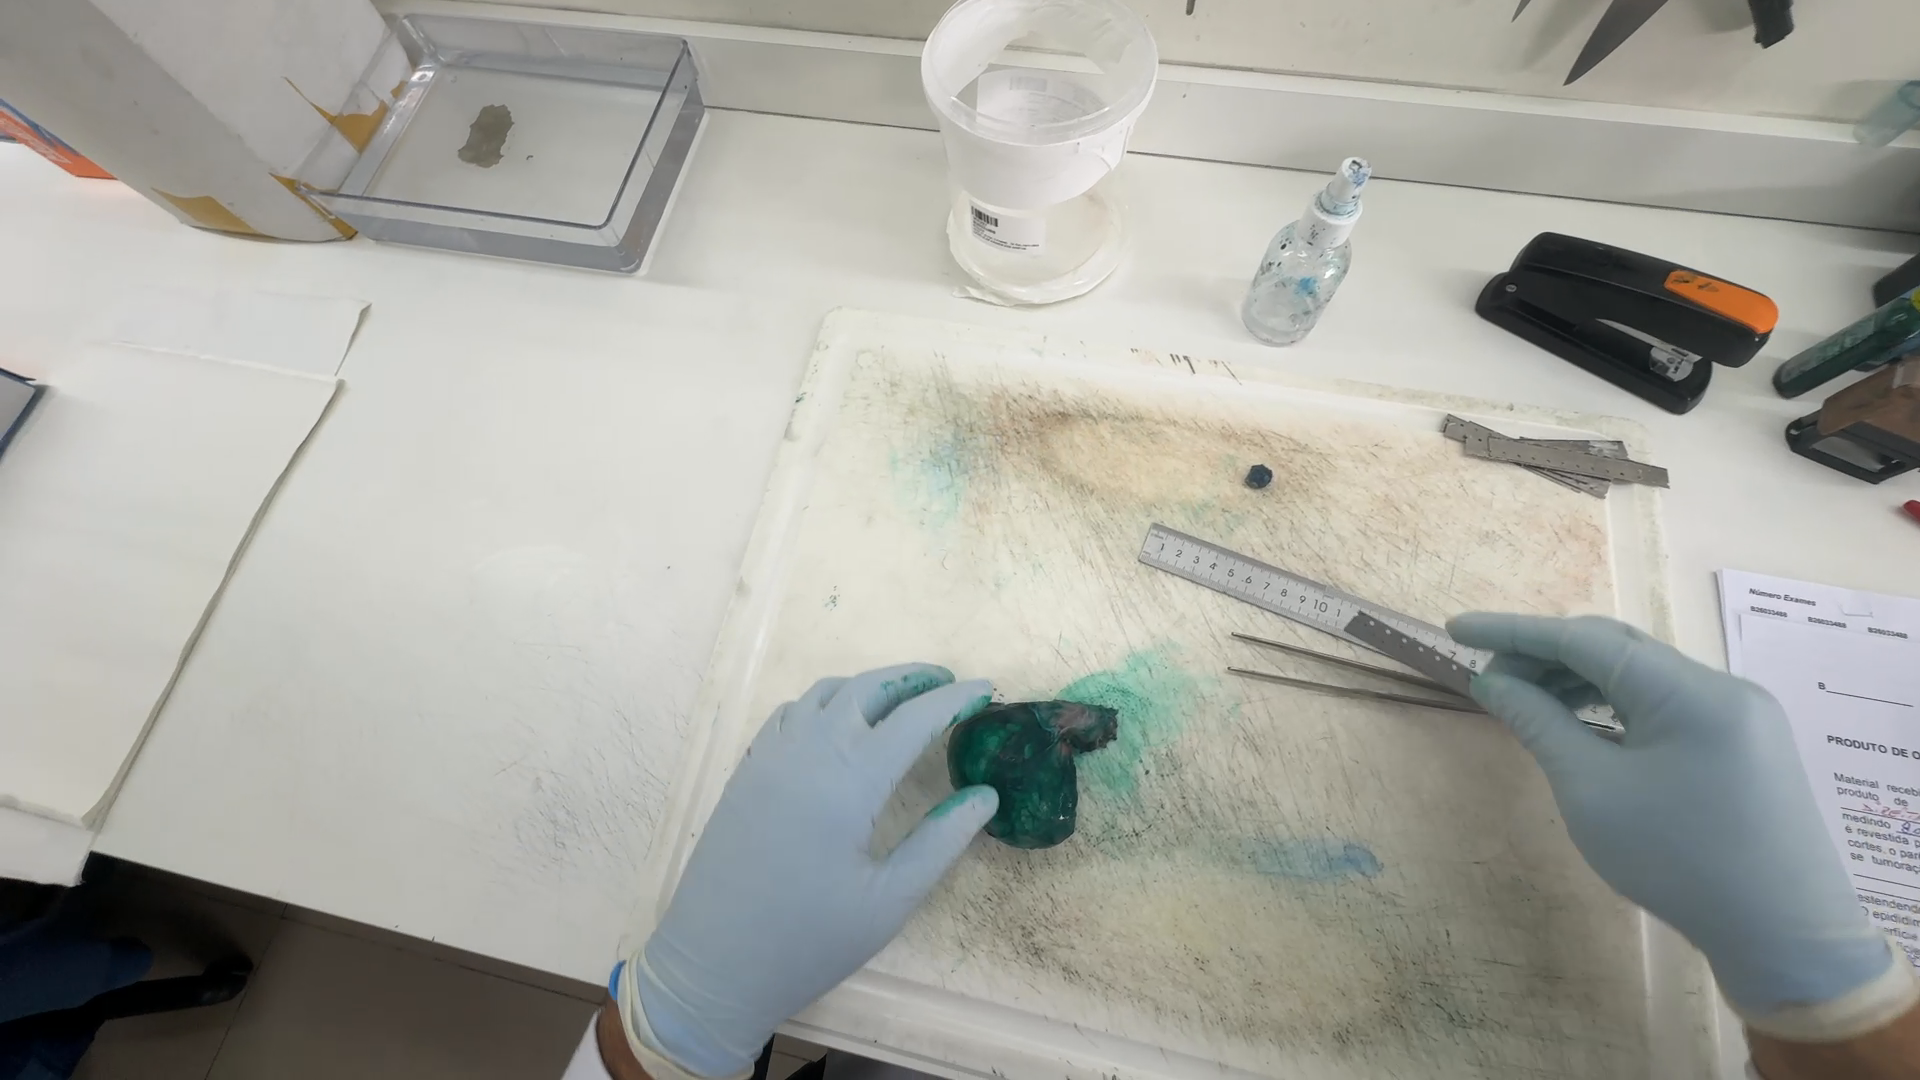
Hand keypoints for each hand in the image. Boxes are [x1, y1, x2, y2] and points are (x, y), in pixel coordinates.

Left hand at [616, 665, 997, 1077]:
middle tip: (946, 682)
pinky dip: (826, 701)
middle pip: (869, 687)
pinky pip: (792, 711)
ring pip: (827, 691)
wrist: (711, 966)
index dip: (954, 697)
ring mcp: (773, 753)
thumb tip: (985, 795)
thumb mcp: (890, 900)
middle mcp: (810, 749)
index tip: (985, 687)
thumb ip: (942, 841)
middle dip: (913, 677)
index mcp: (851, 779)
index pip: (915, 717)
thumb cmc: (809, 940)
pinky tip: (838, 723)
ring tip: (899, 698)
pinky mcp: (749, 766)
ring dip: (869, 684)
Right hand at [1447, 613, 1891, 1016]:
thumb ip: (1535, 719)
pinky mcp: (1735, 738)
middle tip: (1487, 676)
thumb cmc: (1676, 859)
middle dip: (1540, 652)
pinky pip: (1655, 697)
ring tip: (1523, 700)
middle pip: (1611, 646)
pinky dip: (1604, 697)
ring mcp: (1735, 713)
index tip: (1456, 629)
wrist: (1785, 940)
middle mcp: (1719, 688)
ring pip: (1632, 670)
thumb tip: (1490, 681)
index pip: (1583, 639)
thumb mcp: (1588, 786)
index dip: (1512, 631)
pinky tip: (1572, 717)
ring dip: (1569, 676)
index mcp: (1690, 694)